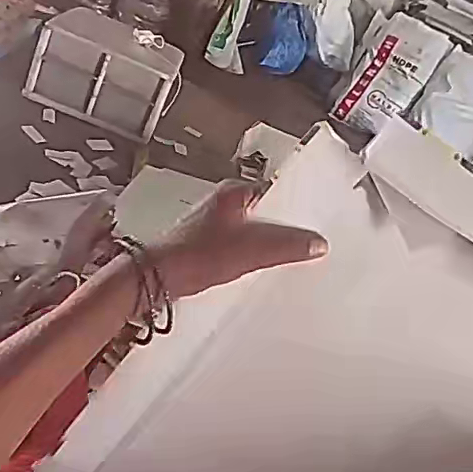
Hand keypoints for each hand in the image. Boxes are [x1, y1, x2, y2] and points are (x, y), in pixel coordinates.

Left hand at [146, 181, 326, 298]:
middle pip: (267, 213)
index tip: (315, 222)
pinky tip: (259, 269)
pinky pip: (240, 245)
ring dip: (268, 244)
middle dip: (285, 228)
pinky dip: (252, 255)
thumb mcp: (250, 250)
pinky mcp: (208, 245)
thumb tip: (317, 243)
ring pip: (253, 230)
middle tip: (306, 242)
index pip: (277, 191)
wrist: (155, 279)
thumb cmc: (192, 256)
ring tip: (287, 257)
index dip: (297, 207)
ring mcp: (214, 225)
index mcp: (233, 193)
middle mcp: (223, 204)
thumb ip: (286, 246)